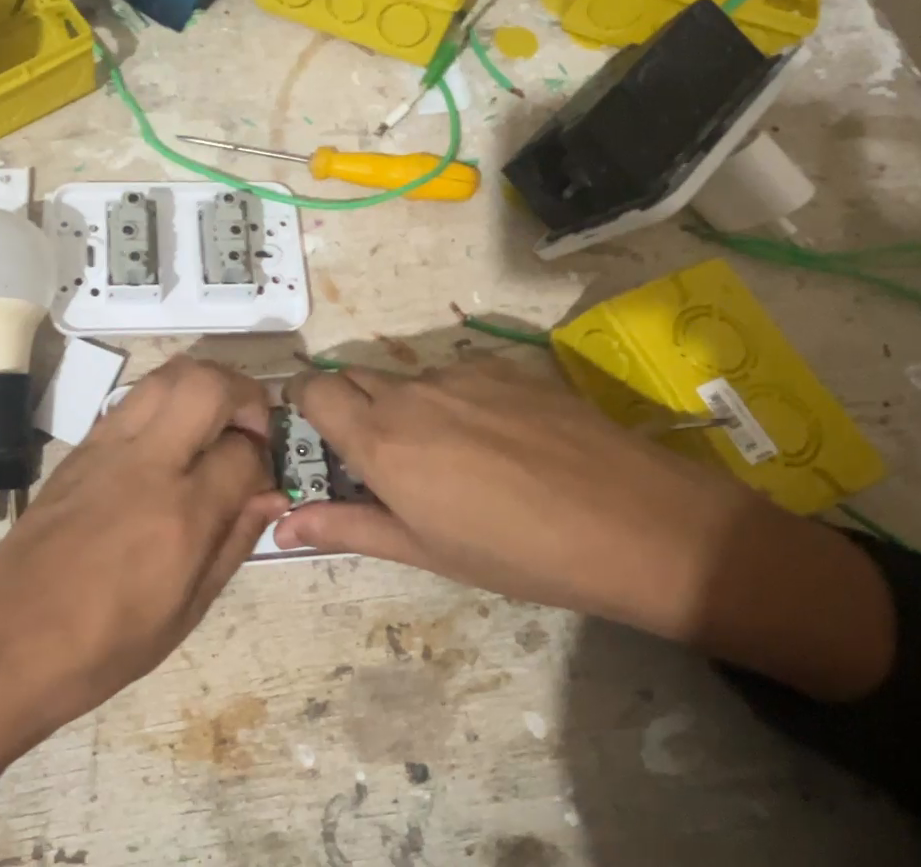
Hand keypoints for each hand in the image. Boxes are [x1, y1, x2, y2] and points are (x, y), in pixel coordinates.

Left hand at [0, 357, 289, 777]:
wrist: (7, 644)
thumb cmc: (104, 647)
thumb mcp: (186, 611)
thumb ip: (233, 542)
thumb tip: (271, 495)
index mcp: (179, 515)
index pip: (245, 452)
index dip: (266, 461)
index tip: (262, 481)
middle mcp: (144, 465)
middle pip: (205, 383)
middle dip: (243, 394)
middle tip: (250, 431)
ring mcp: (103, 450)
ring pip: (164, 376)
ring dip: (201, 387)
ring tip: (212, 427)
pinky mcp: (76, 450)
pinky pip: (130, 402)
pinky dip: (162, 405)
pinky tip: (167, 446)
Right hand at [277, 357, 894, 700]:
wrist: (639, 524)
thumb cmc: (517, 554)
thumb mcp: (423, 550)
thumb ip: (346, 528)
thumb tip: (281, 524)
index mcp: (381, 439)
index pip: (312, 389)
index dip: (305, 406)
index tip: (319, 439)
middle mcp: (412, 393)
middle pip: (353, 377)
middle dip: (350, 407)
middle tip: (378, 459)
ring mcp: (463, 374)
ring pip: (407, 379)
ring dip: (405, 408)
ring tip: (450, 459)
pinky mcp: (508, 367)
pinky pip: (456, 375)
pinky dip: (453, 400)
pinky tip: (498, 442)